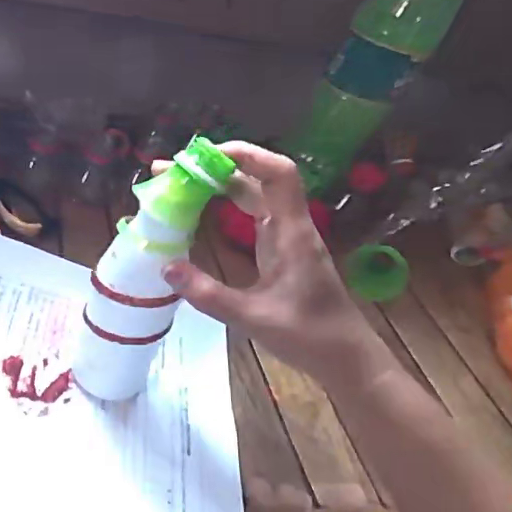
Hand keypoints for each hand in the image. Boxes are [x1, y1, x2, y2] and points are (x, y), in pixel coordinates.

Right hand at [158, 142, 390, 389]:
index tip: (200, 156)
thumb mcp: (253, 319)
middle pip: (257, 177)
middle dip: (215, 166)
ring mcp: (285, 236)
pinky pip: (250, 213)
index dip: (244, 154)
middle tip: (170, 170)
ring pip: (252, 193)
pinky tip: (197, 209)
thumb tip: (165, 267)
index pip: (277, 174)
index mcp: (291, 234)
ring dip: (217, 182)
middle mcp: (289, 226)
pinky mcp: (279, 248)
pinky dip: (223, 203)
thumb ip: (208, 294)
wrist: (346, 357)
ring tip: (176, 183)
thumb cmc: (309, 336)